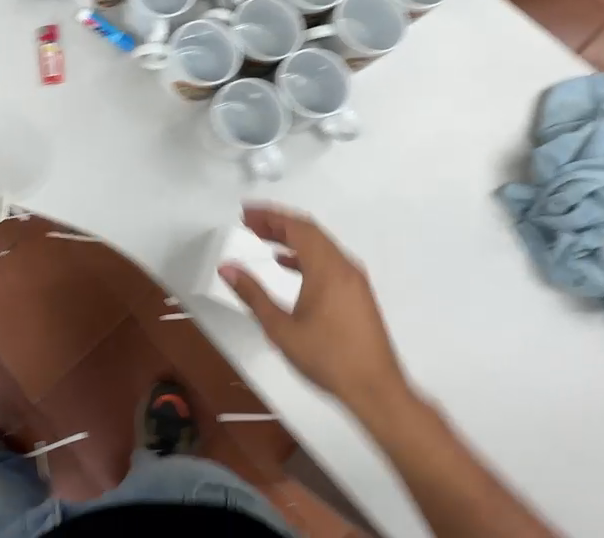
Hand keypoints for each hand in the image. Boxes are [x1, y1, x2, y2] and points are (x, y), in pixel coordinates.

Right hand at [220, 204, 408, 413]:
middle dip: (277, 223)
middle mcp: (344, 266)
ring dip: (292, 239)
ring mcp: (355, 280)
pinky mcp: (359, 295)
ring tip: (264, 240)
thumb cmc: (326, 357)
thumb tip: (226, 268)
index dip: (269, 215)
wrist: (376, 391)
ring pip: (321, 246)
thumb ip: (252, 294)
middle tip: (249, 223)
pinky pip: (329, 261)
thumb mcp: (281, 328)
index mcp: (327, 268)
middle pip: (309, 231)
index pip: (297, 226)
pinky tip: (289, 266)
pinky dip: (306, 255)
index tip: (245, 213)